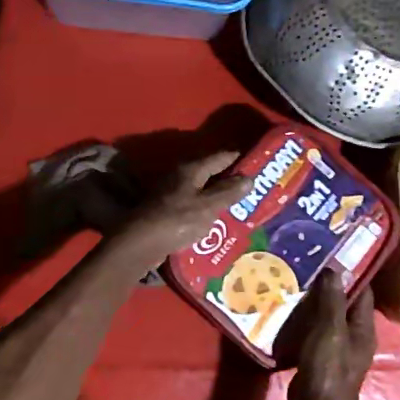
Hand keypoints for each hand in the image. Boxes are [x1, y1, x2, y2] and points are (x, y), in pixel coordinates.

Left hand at [108, 152, 248, 275]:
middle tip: (255, 187)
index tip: (259, 162)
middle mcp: (181, 175)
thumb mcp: (208, 207)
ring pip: (202, 189)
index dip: (240, 158)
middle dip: (232, 178)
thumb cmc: (177, 221)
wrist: (141, 243)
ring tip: (241, 205)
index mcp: (192, 168)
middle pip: (212, 172)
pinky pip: (194, 204)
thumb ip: (229, 192)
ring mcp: (172, 192)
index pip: (222, 156)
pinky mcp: (168, 209)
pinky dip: (207, 208)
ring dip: (219, 195)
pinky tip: (218, 219)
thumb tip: (248, 178)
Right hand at [287, 276, 375, 399]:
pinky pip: (312, 333)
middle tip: (303, 264)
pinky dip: (302, 322)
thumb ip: (333, 300)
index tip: (329, 252)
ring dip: (311, 303)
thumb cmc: (329, 369)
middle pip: (342, 302)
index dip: (349, 271)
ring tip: (290, 282)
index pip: (362, 290)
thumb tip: (335, 269)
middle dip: (326, 285)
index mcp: (364, 326)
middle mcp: (354, 335)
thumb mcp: (331, 330)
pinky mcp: (320, 358)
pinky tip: (284, 312)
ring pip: (325, 317)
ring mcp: (337, 348)